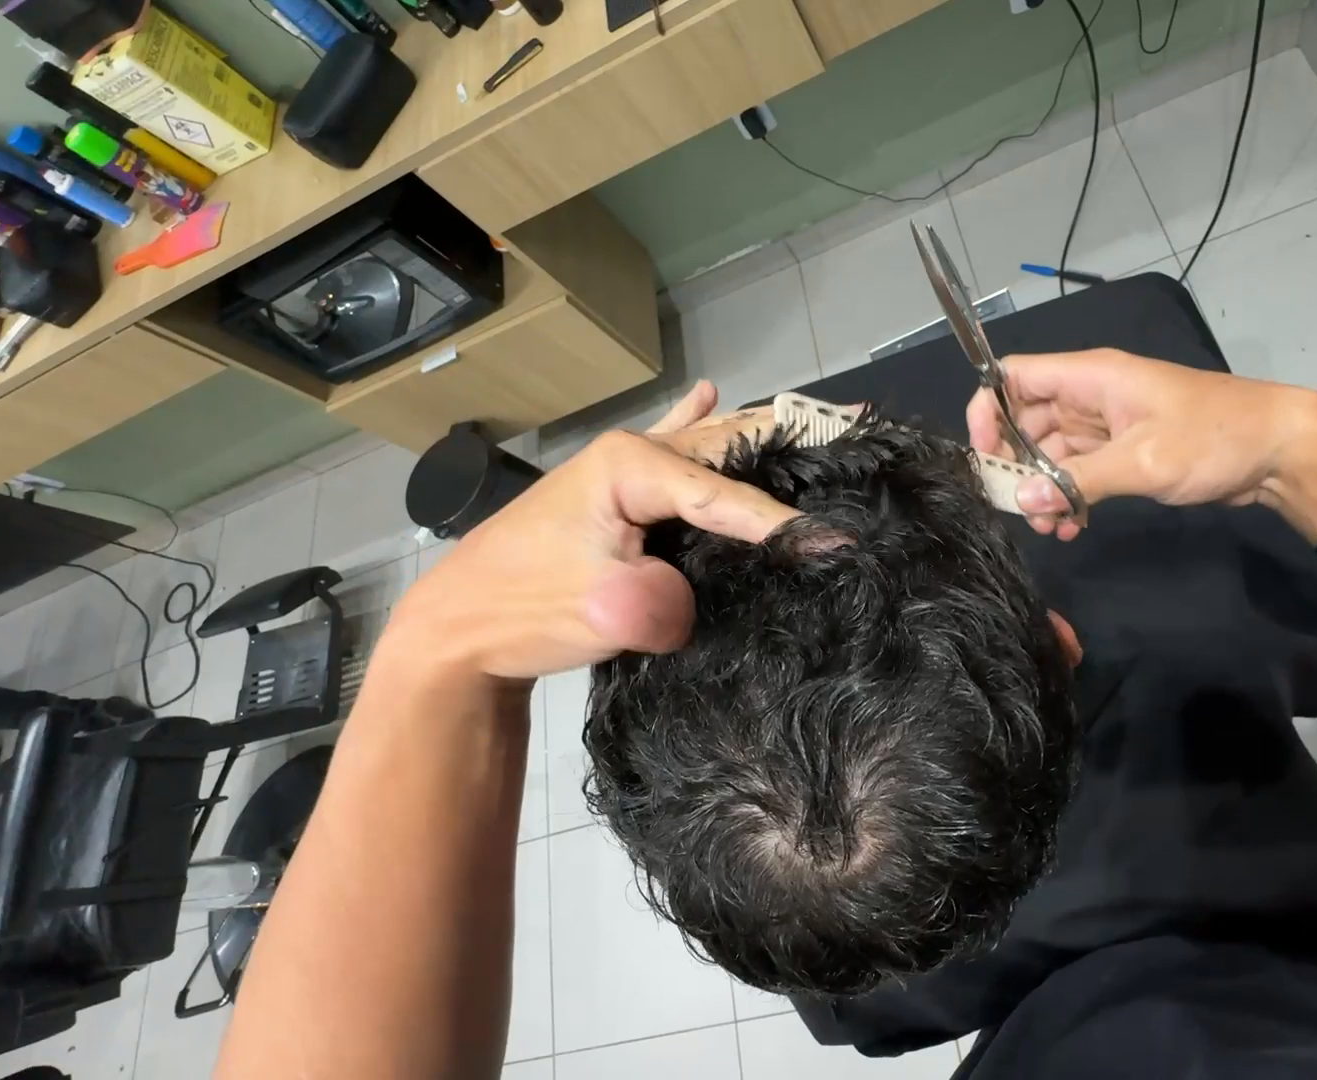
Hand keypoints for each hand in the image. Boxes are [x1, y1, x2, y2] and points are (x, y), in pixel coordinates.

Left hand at [386, 381, 799, 680]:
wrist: (459, 628)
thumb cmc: (522, 611)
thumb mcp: (601, 613)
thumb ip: (662, 603)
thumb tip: (694, 603)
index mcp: (630, 466)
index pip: (723, 494)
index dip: (780, 522)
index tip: (837, 543)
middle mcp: (633, 454)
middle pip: (728, 441)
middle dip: (792, 436)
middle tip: (857, 424)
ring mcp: (623, 471)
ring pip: (708, 439)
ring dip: (761, 429)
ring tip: (817, 413)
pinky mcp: (617, 496)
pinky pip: (672, 450)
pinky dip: (699, 423)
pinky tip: (707, 391)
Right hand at [965, 349, 1316, 539]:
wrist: (1277, 450)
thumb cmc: (1213, 439)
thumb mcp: (1143, 460)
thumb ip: (1078, 480)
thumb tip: (1022, 500)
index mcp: (1090, 378)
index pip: (1014, 377)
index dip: (987, 411)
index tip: (985, 457)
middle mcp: (1089, 397)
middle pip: (1024, 421)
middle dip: (1015, 465)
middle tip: (1018, 507)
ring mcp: (1103, 426)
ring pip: (1048, 453)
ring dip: (1042, 489)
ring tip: (1050, 526)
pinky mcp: (1119, 452)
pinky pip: (1075, 471)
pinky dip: (1068, 496)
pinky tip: (1072, 526)